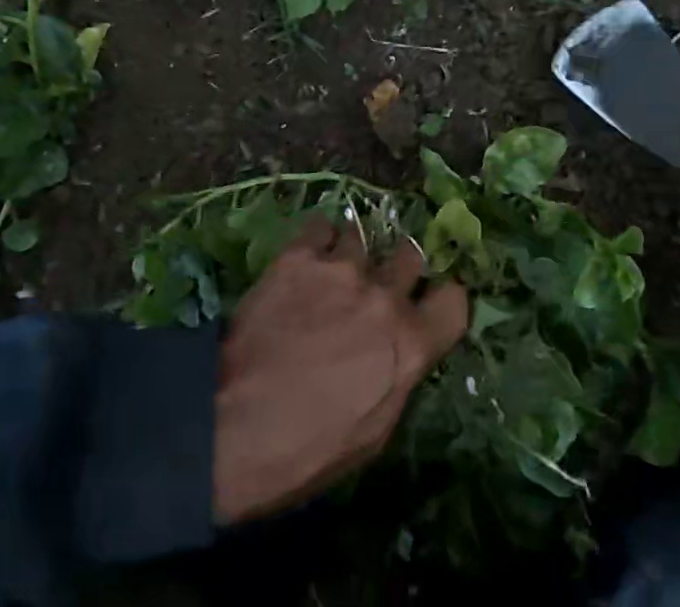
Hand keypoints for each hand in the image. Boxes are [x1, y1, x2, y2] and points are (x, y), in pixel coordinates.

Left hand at [212, 217, 467, 524]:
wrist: (223, 430)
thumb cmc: (304, 451)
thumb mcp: (375, 433)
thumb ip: (401, 376)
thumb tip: (405, 352)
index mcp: (412, 343)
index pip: (455, 299)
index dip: (444, 300)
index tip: (428, 305)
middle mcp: (385, 296)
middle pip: (412, 257)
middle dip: (400, 271)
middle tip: (378, 287)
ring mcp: (341, 271)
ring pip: (365, 238)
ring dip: (356, 255)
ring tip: (336, 270)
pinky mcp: (297, 259)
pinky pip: (321, 228)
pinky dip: (319, 240)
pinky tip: (308, 257)